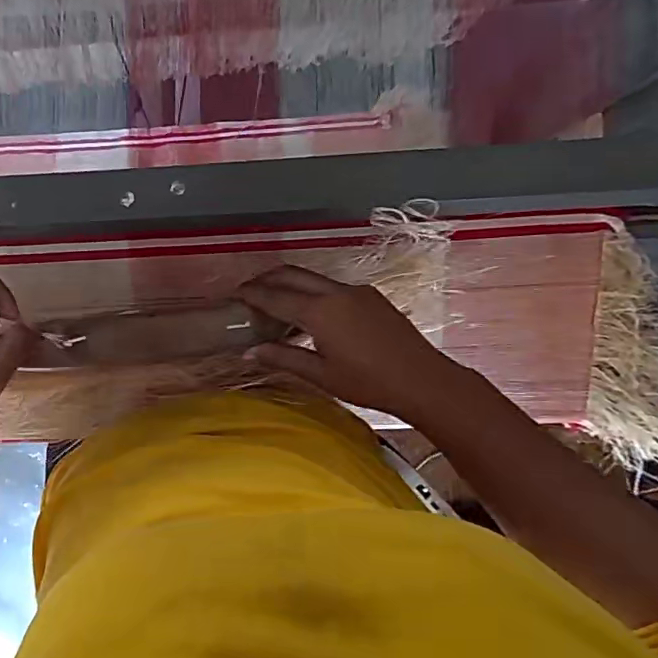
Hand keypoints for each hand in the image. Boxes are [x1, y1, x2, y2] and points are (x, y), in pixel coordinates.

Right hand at [237, 265, 487, 428]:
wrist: (423, 379)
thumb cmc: (368, 382)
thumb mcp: (320, 374)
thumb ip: (283, 358)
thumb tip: (250, 351)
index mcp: (320, 311)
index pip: (275, 296)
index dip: (251, 294)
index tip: (234, 295)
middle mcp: (336, 293)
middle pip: (292, 275)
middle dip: (267, 279)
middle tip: (248, 291)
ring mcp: (357, 292)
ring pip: (313, 279)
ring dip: (289, 285)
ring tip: (274, 302)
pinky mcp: (371, 298)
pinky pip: (332, 288)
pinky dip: (311, 293)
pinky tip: (309, 314)